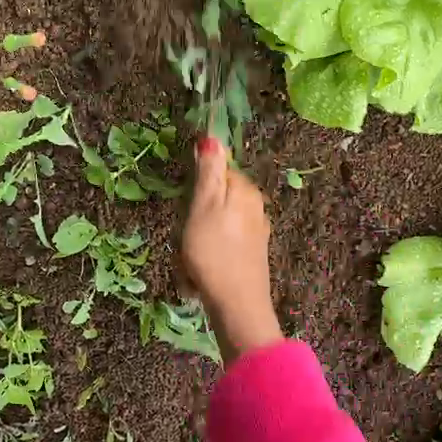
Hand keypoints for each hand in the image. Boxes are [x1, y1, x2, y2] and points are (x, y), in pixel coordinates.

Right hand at [183, 136, 280, 362]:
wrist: (236, 305)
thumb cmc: (213, 253)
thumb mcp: (203, 206)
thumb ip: (209, 172)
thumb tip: (212, 136)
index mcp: (245, 190)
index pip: (217, 170)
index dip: (196, 186)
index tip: (185, 206)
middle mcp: (256, 207)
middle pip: (216, 197)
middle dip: (195, 214)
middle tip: (185, 234)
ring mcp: (256, 232)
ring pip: (216, 223)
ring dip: (197, 238)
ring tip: (189, 258)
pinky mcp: (251, 255)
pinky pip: (222, 244)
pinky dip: (207, 254)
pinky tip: (200, 272)